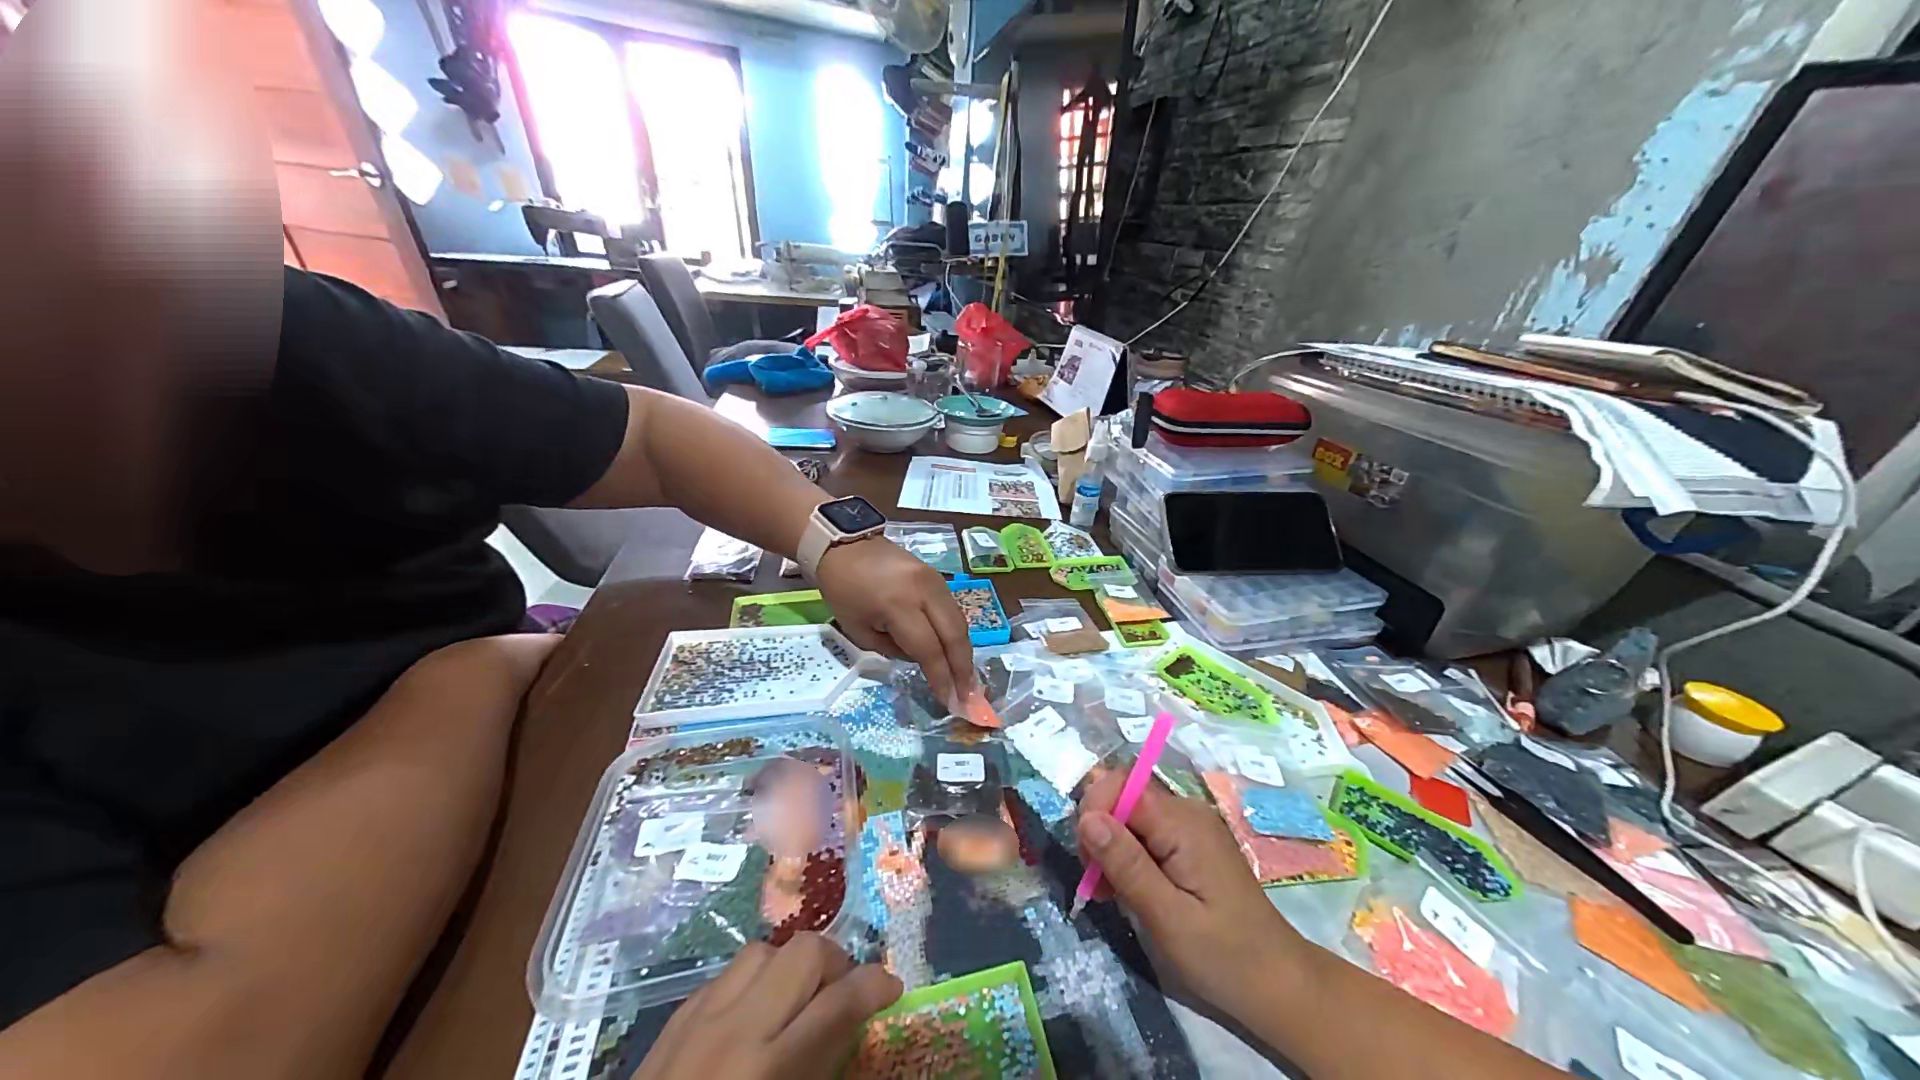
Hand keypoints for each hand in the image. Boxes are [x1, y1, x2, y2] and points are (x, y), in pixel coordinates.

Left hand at [632, 934, 901, 1079]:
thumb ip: (822, 1067)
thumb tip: (854, 1027)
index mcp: (772, 1070)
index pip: (840, 1002)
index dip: (876, 986)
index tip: (890, 990)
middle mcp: (737, 1031)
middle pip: (804, 952)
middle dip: (835, 963)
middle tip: (842, 993)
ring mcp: (700, 1017)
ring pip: (763, 951)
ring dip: (790, 968)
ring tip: (797, 999)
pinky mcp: (674, 1019)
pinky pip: (727, 975)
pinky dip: (751, 983)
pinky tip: (752, 1014)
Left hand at [816, 535, 974, 708]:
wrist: (845, 545)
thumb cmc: (843, 590)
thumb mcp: (859, 630)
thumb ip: (894, 649)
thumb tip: (922, 659)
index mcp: (898, 605)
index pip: (928, 648)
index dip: (941, 677)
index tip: (950, 702)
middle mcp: (925, 591)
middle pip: (954, 635)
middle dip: (963, 669)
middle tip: (968, 696)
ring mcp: (936, 580)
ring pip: (960, 622)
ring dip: (964, 653)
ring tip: (967, 680)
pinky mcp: (938, 576)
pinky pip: (953, 610)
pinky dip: (957, 634)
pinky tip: (957, 653)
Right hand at [1075, 770, 1313, 1023]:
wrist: (1280, 984)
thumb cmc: (1224, 955)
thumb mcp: (1168, 917)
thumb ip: (1126, 864)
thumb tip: (1086, 818)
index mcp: (1183, 823)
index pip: (1121, 785)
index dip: (1094, 810)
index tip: (1086, 858)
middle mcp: (1186, 812)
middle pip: (1123, 796)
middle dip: (1098, 831)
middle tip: (1095, 882)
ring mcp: (1190, 827)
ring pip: (1130, 815)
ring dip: (1109, 847)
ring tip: (1108, 892)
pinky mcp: (1189, 845)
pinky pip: (1145, 833)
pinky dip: (1127, 856)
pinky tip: (1126, 890)